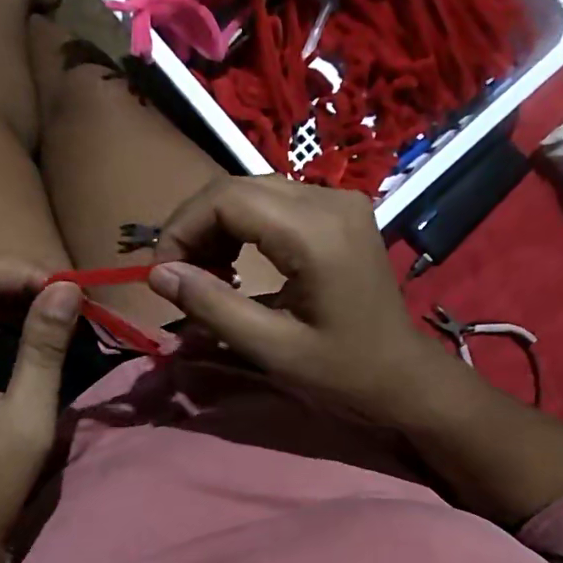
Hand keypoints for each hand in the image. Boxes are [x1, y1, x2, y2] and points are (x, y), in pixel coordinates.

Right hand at [147, 176, 453, 423]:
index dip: (182, 228)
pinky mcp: (343, 212)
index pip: (226, 199)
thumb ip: (213, 306)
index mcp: (316, 234)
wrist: (403, 374)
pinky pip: (278, 203)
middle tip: (180, 276)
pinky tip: (237, 263)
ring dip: (219, 226)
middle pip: (238, 188)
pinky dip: (246, 227)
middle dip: (196, 226)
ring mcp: (341, 202)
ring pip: (255, 191)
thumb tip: (159, 274)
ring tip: (206, 274)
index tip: (163, 274)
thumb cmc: (343, 371)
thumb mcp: (272, 349)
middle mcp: (331, 201)